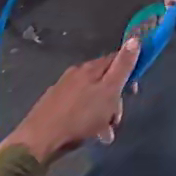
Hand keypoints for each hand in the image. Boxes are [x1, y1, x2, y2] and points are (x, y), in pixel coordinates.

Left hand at [0, 37, 140, 162]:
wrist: (40, 137)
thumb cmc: (80, 115)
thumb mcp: (109, 90)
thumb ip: (123, 66)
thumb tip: (135, 38)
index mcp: (90, 68)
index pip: (115, 60)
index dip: (128, 73)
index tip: (133, 91)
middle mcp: (76, 73)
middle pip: (104, 81)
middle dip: (114, 100)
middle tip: (116, 120)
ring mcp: (63, 89)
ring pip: (92, 97)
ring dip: (102, 114)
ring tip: (104, 134)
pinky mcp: (55, 105)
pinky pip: (79, 108)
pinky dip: (88, 119)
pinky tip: (89, 134)